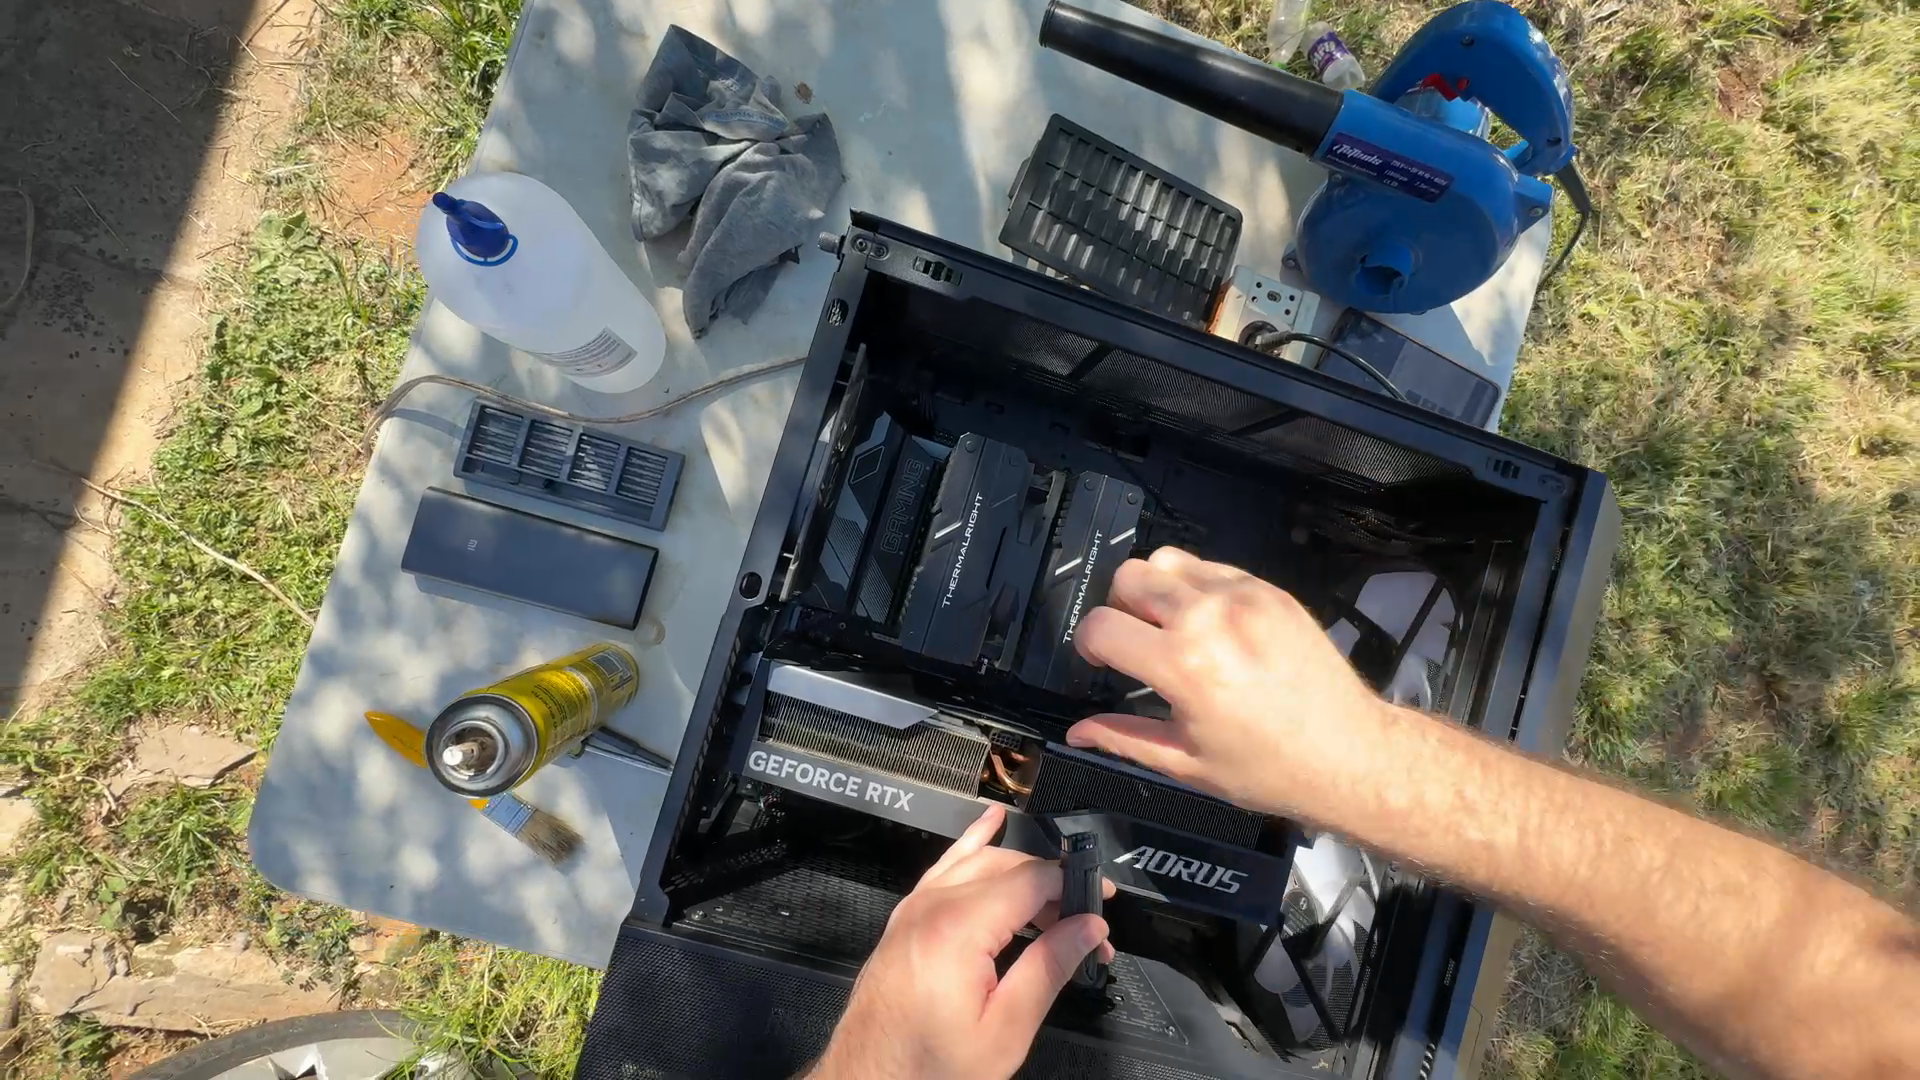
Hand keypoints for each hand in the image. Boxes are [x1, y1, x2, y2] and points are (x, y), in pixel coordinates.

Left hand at [809, 804, 1113, 1079]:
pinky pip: (947, 863)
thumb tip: (1088, 928)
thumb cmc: (930, 1068)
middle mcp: (934, 903)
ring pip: (981, 860)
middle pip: (1009, 866)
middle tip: (1085, 919)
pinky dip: (974, 842)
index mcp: (958, 927)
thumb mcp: (1003, 1031)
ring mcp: (917, 904)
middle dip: (1054, 886)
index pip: (1032, 879)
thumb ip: (1049, 970)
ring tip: (1056, 898)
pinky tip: (991, 824)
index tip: (1101, 902)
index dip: (1073, 886)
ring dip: (1023, 872)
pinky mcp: (909, 913)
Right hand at [1067, 546, 1392, 820]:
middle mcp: (1210, 619)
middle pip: (1127, 577)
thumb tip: (1078, 732)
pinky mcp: (1268, 590)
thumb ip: (1122, 738)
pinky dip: (1194, 588)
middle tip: (1135, 641)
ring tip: (1169, 625)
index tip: (1099, 659)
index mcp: (1183, 666)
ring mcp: (1242, 598)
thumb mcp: (1186, 763)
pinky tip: (1208, 623)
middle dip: (1117, 608)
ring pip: (1165, 560)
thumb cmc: (1272, 767)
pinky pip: (1209, 566)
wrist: (1352, 755)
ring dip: (1154, 588)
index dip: (1086, 644)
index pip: (1101, 625)